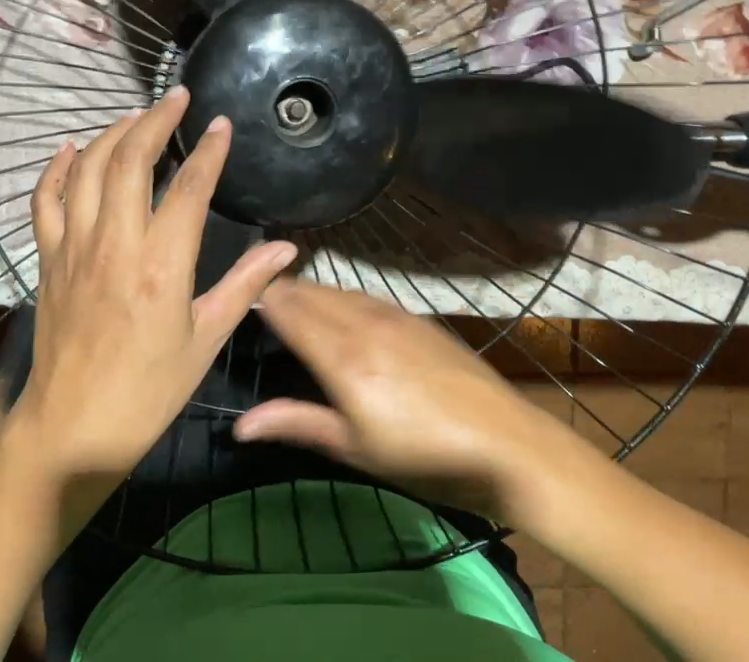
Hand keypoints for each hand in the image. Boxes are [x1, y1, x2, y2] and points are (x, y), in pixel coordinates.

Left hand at [12, 87, 297, 480]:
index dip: (208, 150)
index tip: (220, 123)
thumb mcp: (205, 340)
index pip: (188, 188)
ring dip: (110, 134)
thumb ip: (244, 287)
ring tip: (135, 116)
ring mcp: (73, 248)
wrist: (75, 426)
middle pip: (129, 160)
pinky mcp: (48, 259)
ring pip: (86, 169)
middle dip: (154, 120)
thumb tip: (285, 249)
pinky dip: (55, 168)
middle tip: (176, 98)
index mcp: (162, 266)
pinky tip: (70, 148)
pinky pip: (45, 200)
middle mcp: (114, 244)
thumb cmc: (149, 390)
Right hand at [233, 280, 602, 528]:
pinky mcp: (418, 319)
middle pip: (310, 291)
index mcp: (342, 357)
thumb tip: (240, 426)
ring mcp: (394, 317)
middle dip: (282, 290)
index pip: (289, 309)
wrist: (509, 447)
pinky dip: (342, 296)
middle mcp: (364, 325)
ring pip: (338, 289)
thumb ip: (298, 424)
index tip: (239, 298)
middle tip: (259, 299)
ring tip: (292, 299)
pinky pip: (366, 296)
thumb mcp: (356, 448)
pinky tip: (342, 310)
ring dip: (311, 290)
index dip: (261, 297)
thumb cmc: (426, 458)